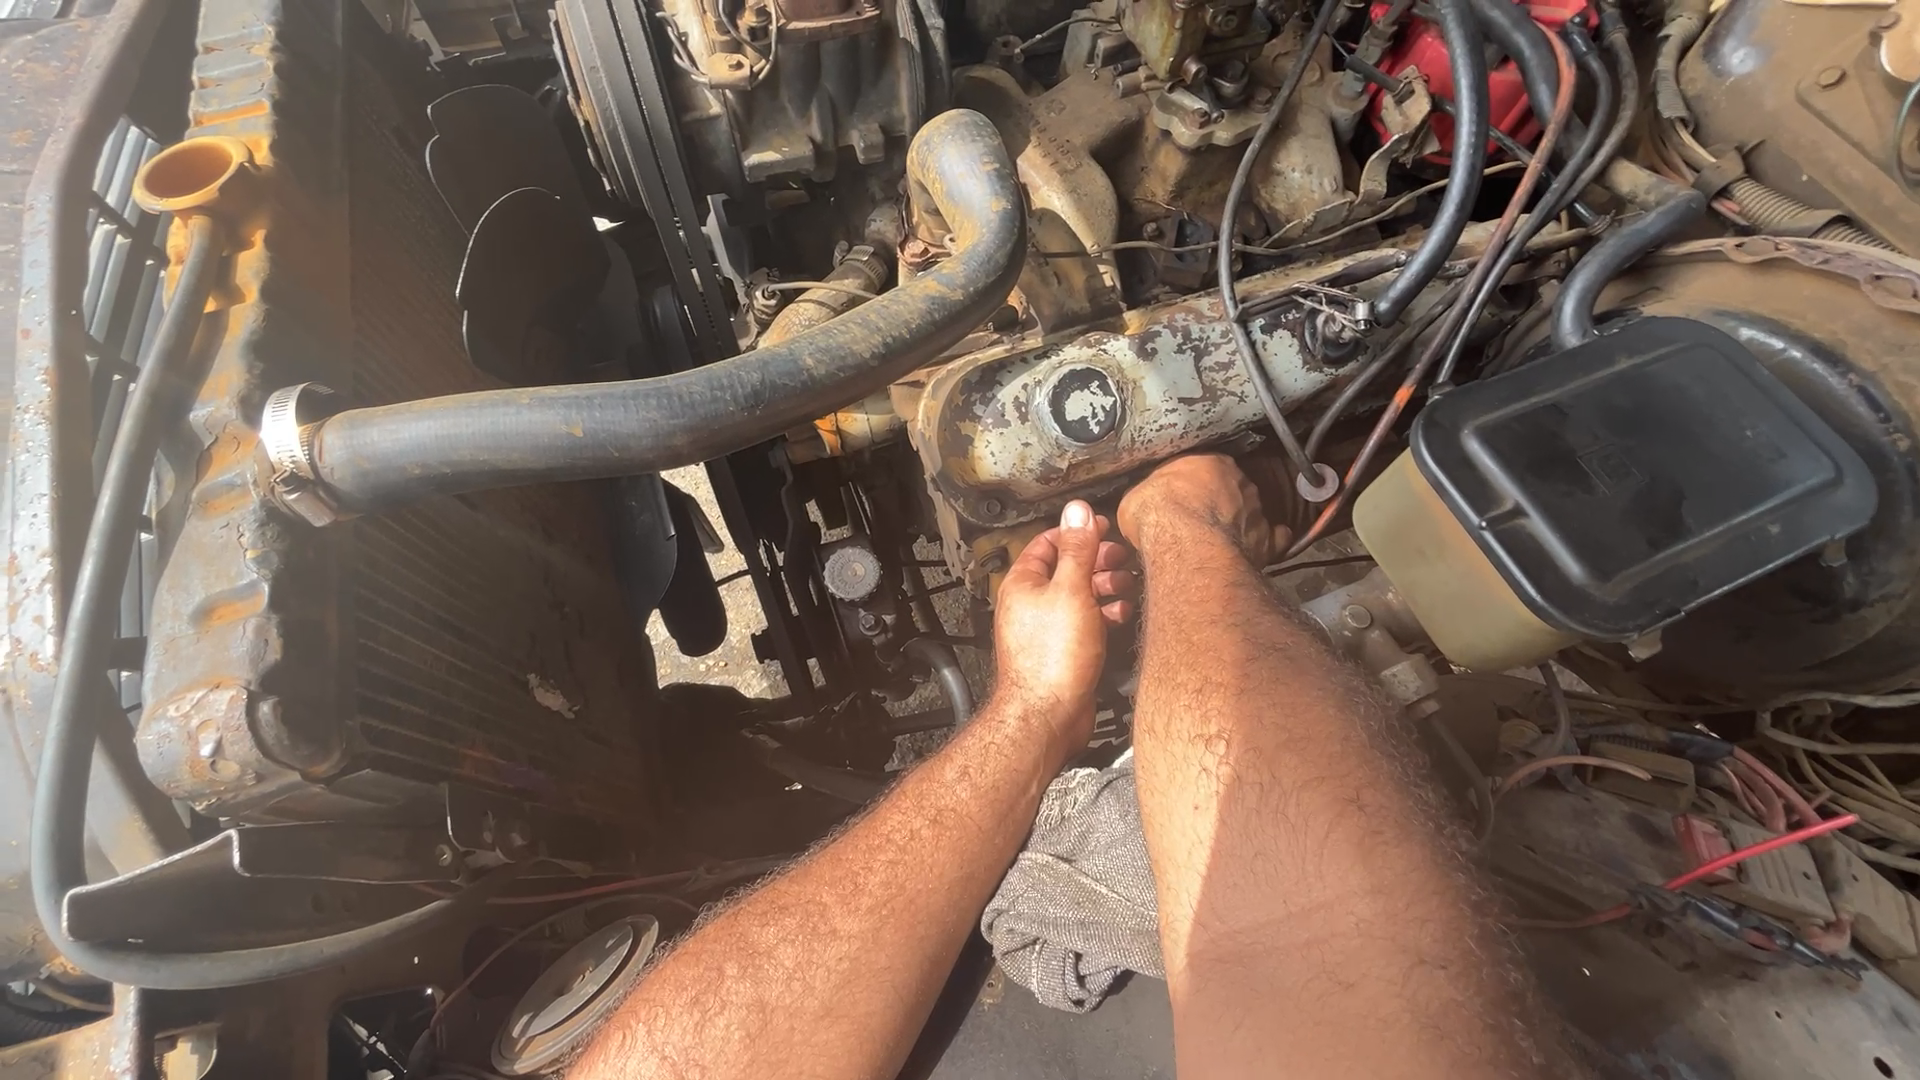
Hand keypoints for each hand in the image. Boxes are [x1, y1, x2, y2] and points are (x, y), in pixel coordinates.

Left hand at [992, 500, 1138, 758]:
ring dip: (1104, 587)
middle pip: (1066, 568)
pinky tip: (1120, 615)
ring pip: (1078, 595)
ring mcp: (1047, 627)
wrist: (1047, 714)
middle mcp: (1031, 603)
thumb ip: (1077, 550)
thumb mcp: (1070, 590)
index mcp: (1024, 582)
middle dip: (1096, 560)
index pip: (1048, 542)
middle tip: (1120, 558)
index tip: (1103, 529)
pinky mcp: (1063, 650)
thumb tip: (1078, 512)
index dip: (1077, 533)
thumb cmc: (1050, 657)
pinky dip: (1104, 614)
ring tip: (1124, 584)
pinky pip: (1085, 622)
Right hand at [1117, 454, 1290, 564]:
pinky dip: (1266, 545)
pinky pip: (1272, 540)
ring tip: (1216, 540)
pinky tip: (1255, 550)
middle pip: (1230, 488)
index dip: (1191, 483)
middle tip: (1196, 520)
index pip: (1203, 466)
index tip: (1180, 495)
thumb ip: (1147, 496)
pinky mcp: (1266, 541)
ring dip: (1238, 522)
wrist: (1185, 546)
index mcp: (1209, 462)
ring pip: (1250, 512)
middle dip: (1217, 502)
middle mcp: (1238, 482)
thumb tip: (1140, 505)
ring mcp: (1255, 510)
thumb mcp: (1135, 498)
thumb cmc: (1161, 517)